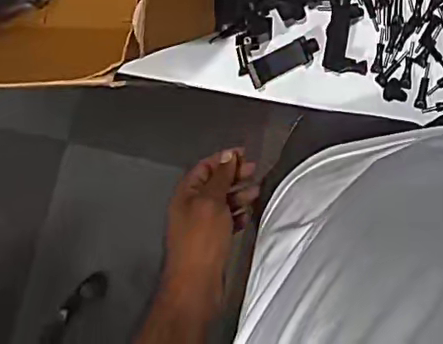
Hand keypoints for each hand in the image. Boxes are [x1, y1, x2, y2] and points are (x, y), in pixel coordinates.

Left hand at [157, 148, 260, 308]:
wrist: (195, 287)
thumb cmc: (201, 239)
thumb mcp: (212, 201)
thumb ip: (221, 176)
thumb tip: (228, 155)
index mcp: (186, 194)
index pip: (205, 166)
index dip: (224, 158)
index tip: (245, 155)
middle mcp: (191, 207)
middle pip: (215, 183)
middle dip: (235, 175)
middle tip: (254, 171)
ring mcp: (200, 225)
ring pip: (222, 201)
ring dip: (239, 195)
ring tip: (256, 193)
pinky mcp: (211, 241)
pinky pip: (225, 220)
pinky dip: (237, 215)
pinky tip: (246, 216)